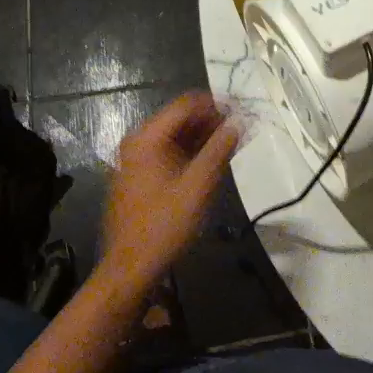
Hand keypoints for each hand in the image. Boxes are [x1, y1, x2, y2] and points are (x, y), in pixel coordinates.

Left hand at [98, 92, 239, 292]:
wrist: (130, 268)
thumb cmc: (165, 225)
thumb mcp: (198, 187)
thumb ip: (219, 150)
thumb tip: (238, 122)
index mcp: (147, 137)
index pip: (186, 104)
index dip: (216, 105)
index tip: (242, 113)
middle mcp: (137, 141)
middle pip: (179, 118)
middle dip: (210, 123)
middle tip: (238, 135)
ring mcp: (134, 160)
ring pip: (174, 137)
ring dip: (201, 139)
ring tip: (228, 150)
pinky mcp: (137, 177)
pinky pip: (166, 153)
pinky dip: (188, 154)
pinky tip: (207, 167)